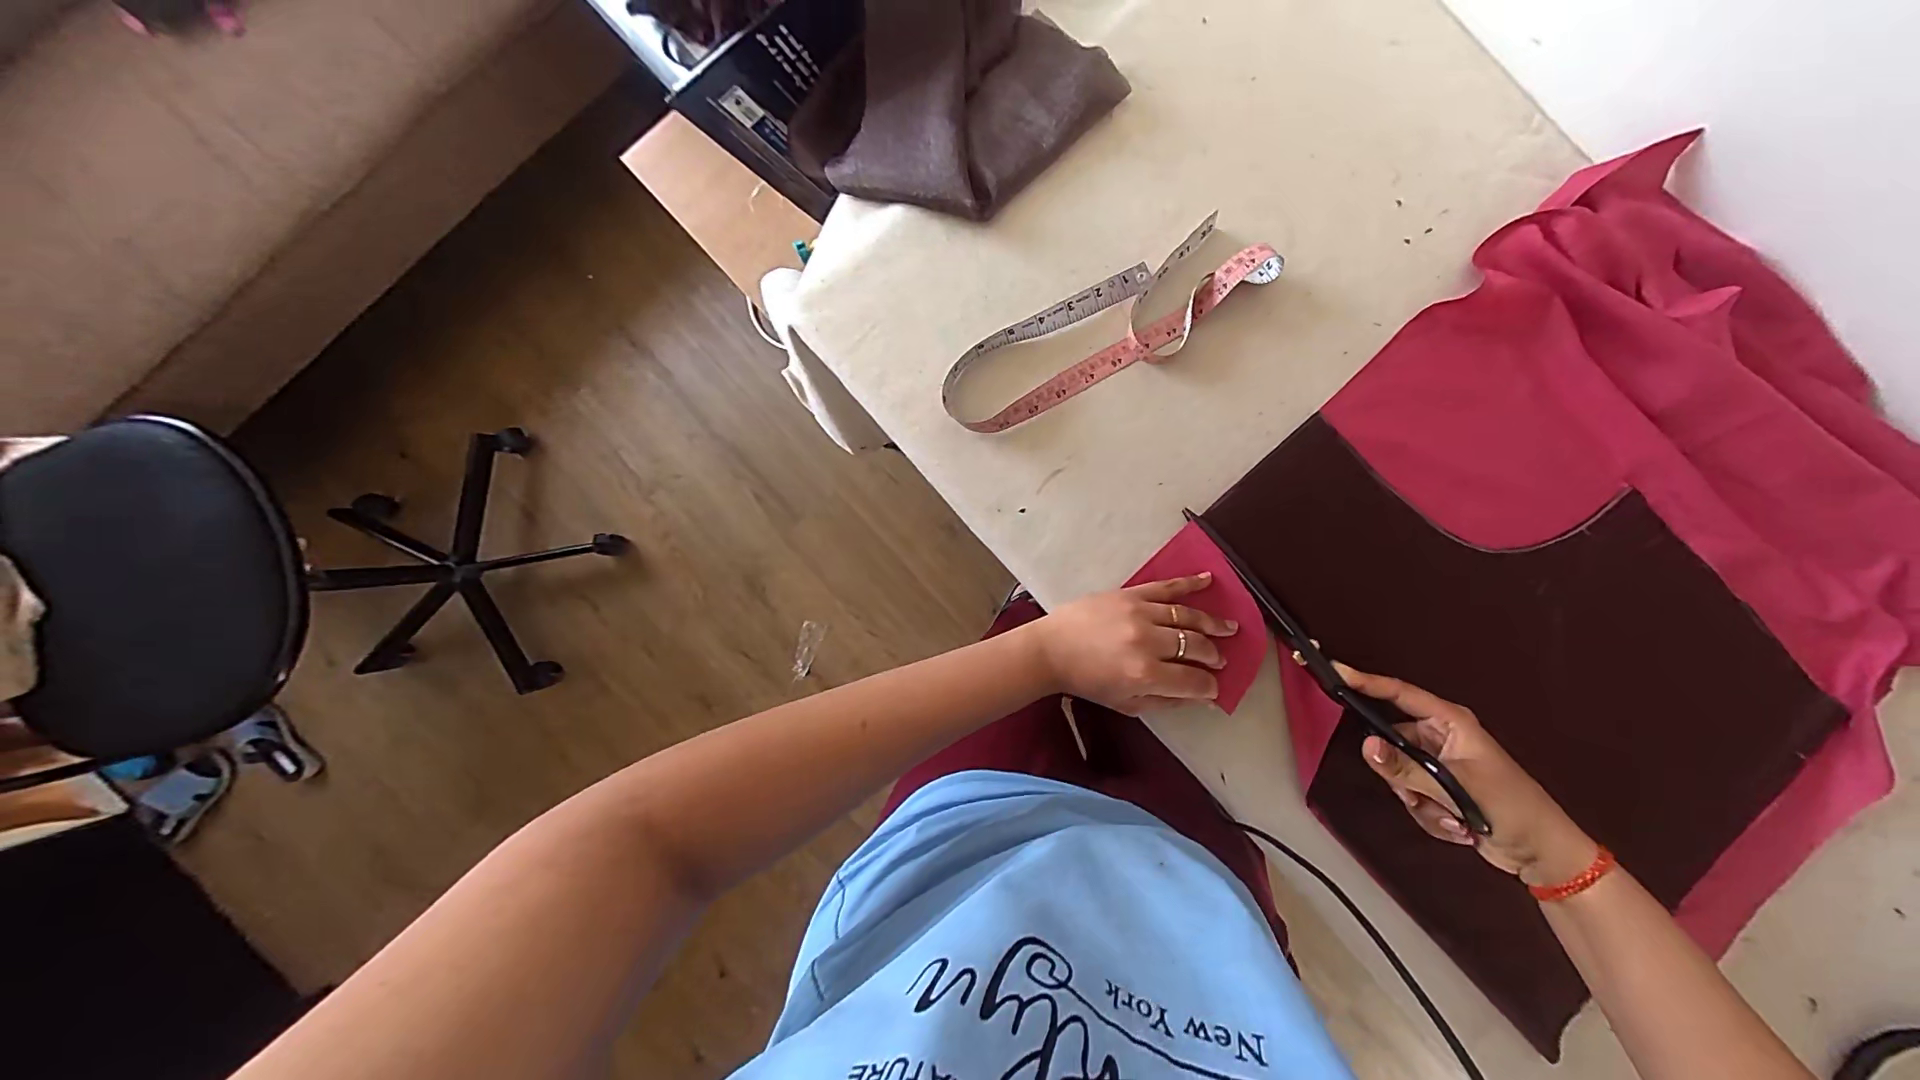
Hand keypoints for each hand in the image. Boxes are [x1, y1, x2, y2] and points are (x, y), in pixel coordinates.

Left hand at [1024, 575, 1239, 714]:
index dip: (1209, 686)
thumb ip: (1164, 702)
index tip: (1214, 686)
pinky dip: (1189, 583)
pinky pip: (1166, 587)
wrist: (1051, 648)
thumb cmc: (1085, 680)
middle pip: (1196, 646)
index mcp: (1145, 674)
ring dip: (1212, 624)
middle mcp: (1146, 642)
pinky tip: (1209, 582)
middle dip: (1213, 656)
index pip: (1193, 681)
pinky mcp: (1129, 594)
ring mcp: (1138, 614)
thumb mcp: (1125, 704)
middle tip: (1221, 660)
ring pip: (1188, 616)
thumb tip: (1197, 697)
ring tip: (1228, 629)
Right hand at [1338, 665, 1598, 886]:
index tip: (1333, 669)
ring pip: (1397, 773)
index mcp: (1450, 722)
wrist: (1545, 855)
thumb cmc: (1512, 808)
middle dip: (1403, 776)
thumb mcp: (1456, 788)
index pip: (1398, 693)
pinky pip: (1409, 794)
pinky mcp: (1436, 787)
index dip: (1364, 680)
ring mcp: (1437, 763)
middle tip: (1424, 796)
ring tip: (1453, 818)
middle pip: (1391, 742)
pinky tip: (1458, 826)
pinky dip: (1428, 814)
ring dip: (1419, 801)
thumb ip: (1406, 768)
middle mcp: (1439, 737)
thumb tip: (1366, 746)